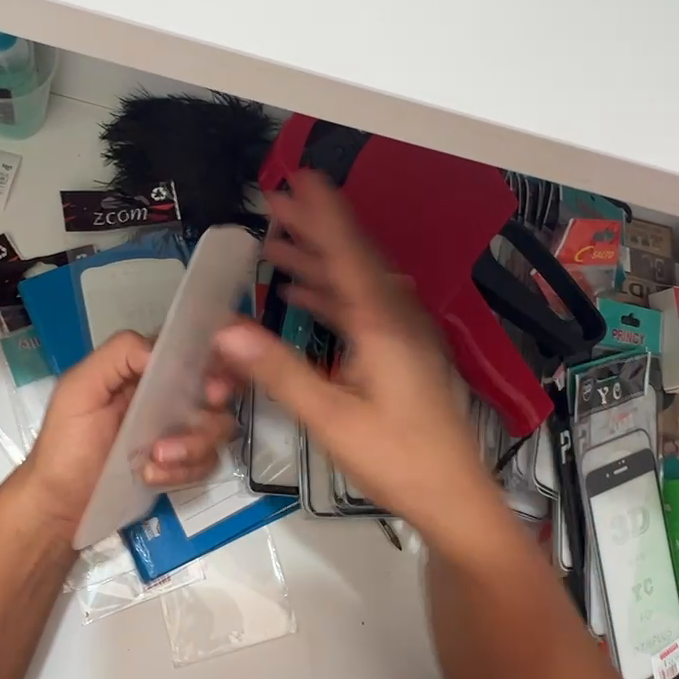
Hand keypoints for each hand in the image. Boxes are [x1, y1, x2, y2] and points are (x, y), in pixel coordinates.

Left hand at [20, 330, 235, 532]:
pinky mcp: (181, 465)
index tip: (210, 386)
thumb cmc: (65, 444)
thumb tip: (161, 351)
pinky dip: (184, 471)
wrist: (60, 506)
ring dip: (192, 445)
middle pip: (215, 393)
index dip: (208, 365)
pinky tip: (151, 477)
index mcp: (142, 371)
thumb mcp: (79, 390)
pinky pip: (207, 462)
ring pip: (217, 429)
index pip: (188, 354)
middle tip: (188, 425)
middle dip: (208, 413)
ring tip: (154, 459)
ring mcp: (176, 431)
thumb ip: (117, 356)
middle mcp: (165, 396)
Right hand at [213, 170, 498, 535]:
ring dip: (318, 263)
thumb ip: (280, 371)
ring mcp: (403, 337)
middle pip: (352, 261)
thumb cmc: (396, 459)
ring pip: (356, 285)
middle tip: (275, 203)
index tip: (300, 180)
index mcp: (382, 325)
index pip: (348, 254)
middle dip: (313, 231)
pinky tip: (302, 297)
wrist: (453, 498)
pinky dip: (331, 297)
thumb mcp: (331, 418)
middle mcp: (397, 319)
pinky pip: (362, 310)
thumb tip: (226, 330)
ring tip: (277, 244)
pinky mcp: (402, 356)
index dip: (322, 215)